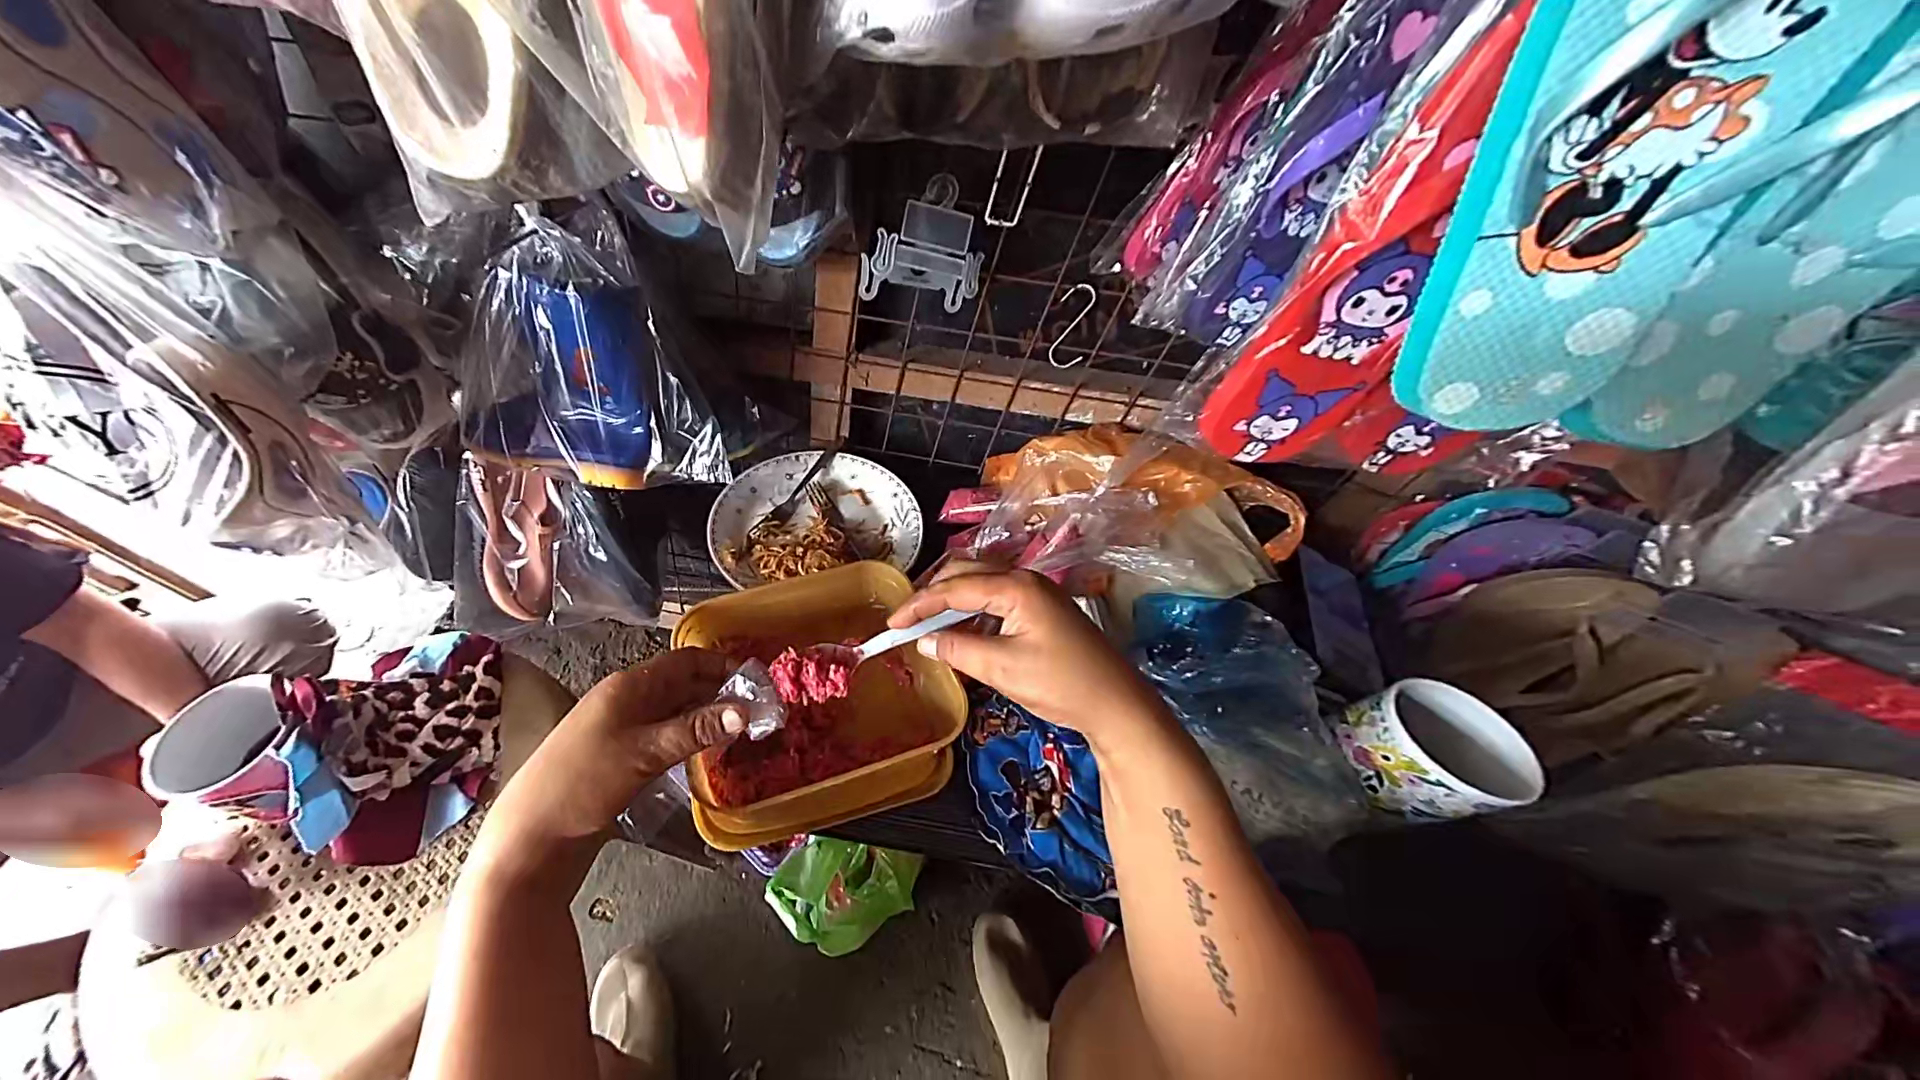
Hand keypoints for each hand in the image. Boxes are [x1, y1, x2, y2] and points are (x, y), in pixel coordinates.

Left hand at [482, 648, 744, 859]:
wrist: (529, 839)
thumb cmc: (583, 784)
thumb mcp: (645, 753)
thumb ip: (696, 729)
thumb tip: (746, 711)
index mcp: (628, 686)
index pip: (686, 661)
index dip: (722, 665)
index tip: (756, 681)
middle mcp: (627, 700)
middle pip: (683, 683)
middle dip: (721, 692)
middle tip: (759, 709)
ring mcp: (623, 728)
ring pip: (677, 710)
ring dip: (708, 716)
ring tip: (743, 730)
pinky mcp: (623, 755)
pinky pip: (667, 734)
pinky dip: (692, 736)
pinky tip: (710, 751)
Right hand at [889, 567, 1169, 747]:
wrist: (1117, 703)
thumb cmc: (1061, 684)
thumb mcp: (1002, 669)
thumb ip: (959, 650)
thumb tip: (925, 640)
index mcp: (1016, 587)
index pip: (955, 587)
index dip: (919, 604)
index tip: (892, 624)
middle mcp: (1026, 580)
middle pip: (967, 573)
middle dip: (933, 593)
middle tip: (908, 620)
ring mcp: (1037, 593)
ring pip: (982, 584)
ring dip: (953, 601)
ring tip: (928, 626)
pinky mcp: (1043, 609)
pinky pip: (998, 599)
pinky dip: (974, 611)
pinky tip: (963, 633)